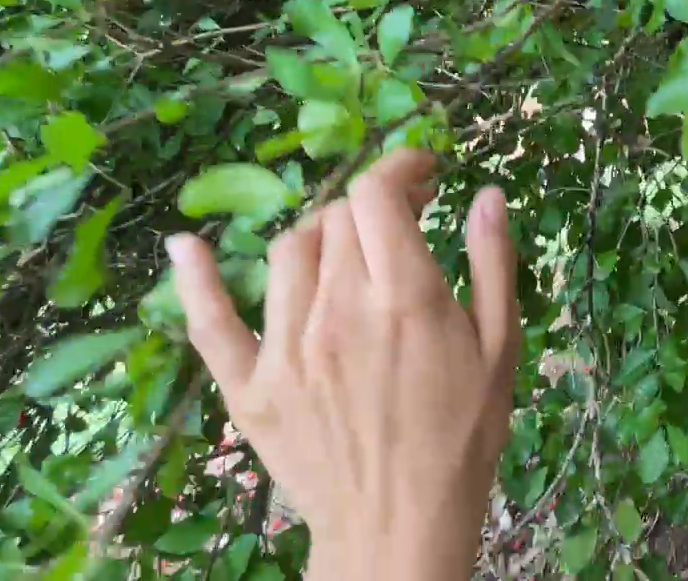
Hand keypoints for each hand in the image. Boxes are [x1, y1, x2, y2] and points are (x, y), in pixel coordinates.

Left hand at [168, 150, 518, 580]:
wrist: (403, 521)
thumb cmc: (467, 426)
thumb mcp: (502, 340)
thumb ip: (493, 261)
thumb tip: (488, 193)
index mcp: (404, 296)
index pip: (377, 196)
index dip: (399, 166)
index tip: (427, 169)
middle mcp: (337, 311)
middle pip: (337, 218)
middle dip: (376, 200)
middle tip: (411, 212)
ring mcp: (285, 350)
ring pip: (289, 252)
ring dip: (326, 229)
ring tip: (357, 242)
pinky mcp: (250, 388)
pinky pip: (212, 324)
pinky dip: (197, 280)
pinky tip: (186, 246)